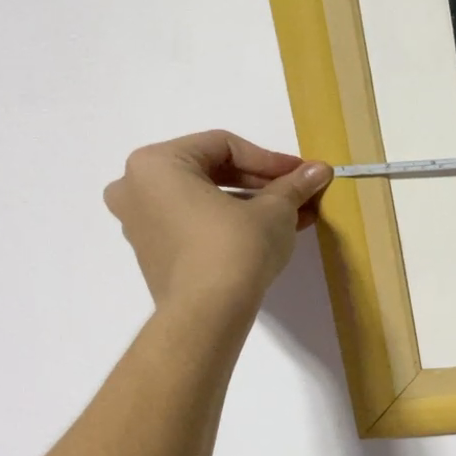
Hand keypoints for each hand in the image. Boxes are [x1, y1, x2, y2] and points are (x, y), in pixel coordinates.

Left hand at [103, 131, 330, 313]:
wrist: (208, 309)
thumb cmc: (235, 244)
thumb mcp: (275, 209)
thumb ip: (294, 185)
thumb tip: (320, 170)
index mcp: (156, 164)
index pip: (224, 146)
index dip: (270, 159)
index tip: (304, 174)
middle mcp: (135, 186)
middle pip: (210, 170)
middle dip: (261, 182)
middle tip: (299, 192)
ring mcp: (139, 220)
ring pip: (204, 198)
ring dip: (250, 202)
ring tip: (293, 214)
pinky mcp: (153, 249)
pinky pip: (195, 221)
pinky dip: (230, 220)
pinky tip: (269, 231)